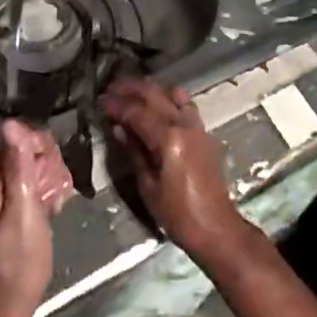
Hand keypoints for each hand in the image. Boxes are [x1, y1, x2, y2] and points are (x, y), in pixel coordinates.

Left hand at [0, 119, 72, 316]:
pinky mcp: (18, 204)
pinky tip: (55, 208)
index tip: (52, 172)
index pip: (22, 136)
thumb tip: (9, 122)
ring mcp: (8, 191)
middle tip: (54, 193)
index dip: (42, 148)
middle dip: (50, 165)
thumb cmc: (20, 256)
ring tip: (56, 203)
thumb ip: (19, 166)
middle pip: (31, 149)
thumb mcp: (24, 208)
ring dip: (53, 180)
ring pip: (38, 165)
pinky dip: (50, 192)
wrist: (13, 301)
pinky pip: (38, 183)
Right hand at [101, 77, 253, 263]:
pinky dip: (167, 96)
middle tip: (109, 90)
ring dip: (148, 89)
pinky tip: (155, 102)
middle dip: (129, 88)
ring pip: (170, 92)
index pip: (136, 112)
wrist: (216, 228)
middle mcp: (184, 123)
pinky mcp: (203, 131)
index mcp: (169, 138)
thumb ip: (134, 151)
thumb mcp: (148, 186)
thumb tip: (118, 127)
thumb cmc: (178, 214)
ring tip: (129, 92)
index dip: (116, 106)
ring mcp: (196, 125)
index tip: (100, 101)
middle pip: (153, 93)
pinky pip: (184, 102)